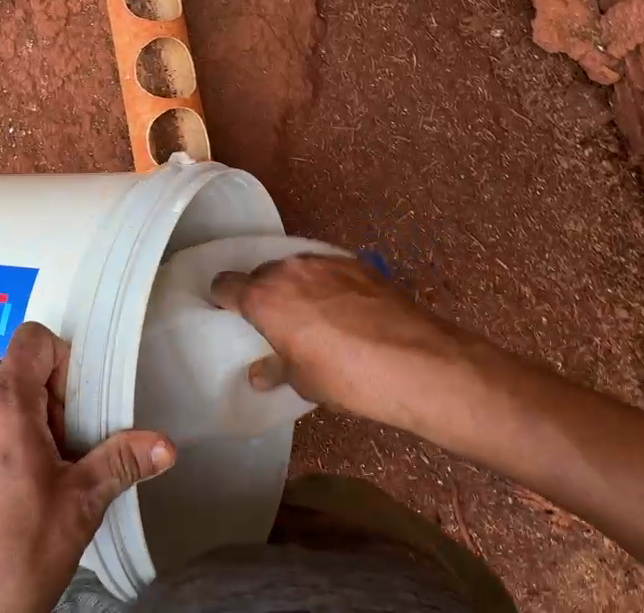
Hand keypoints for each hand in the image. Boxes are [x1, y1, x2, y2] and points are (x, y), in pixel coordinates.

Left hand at [0, 322, 175, 612]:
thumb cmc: (21, 551)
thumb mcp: (81, 503)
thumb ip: (121, 461)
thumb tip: (167, 445)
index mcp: (5, 405)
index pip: (33, 339)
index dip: (63, 359)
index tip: (79, 404)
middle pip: (18, 366)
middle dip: (51, 393)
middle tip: (70, 442)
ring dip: (30, 415)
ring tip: (50, 467)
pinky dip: (7, 434)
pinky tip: (24, 484)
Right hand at [211, 251, 479, 435]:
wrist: (418, 362)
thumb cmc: (348, 378)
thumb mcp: (304, 381)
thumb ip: (275, 369)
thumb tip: (260, 373)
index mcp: (263, 298)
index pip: (225, 284)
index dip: (225, 299)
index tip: (232, 313)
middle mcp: (288, 270)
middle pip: (262, 274)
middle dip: (265, 294)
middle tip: (279, 322)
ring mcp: (324, 261)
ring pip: (296, 269)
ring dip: (297, 287)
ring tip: (316, 316)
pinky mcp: (356, 262)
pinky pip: (327, 270)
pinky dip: (328, 285)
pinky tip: (346, 310)